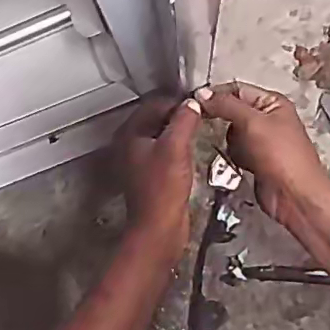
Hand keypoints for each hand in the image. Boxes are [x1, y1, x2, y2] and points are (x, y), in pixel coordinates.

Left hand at [114, 96, 202, 249]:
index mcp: (130, 134)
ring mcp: (138, 162)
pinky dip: (177, 148)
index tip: (196, 104)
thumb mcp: (176, 147)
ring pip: (161, 136)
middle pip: (156, 119)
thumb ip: (184, 120)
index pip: (154, 104)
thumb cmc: (162, 190)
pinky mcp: (150, 176)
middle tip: (199, 115)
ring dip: (179, 132)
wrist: (159, 228)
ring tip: (198, 131)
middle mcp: (130, 146)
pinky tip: (190, 151)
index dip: (177, 101)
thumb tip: (192, 104)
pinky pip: (165, 152)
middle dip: (178, 116)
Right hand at [195, 82, 329, 224]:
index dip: (217, 95)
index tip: (196, 102)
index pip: (237, 89)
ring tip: (245, 152)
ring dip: (233, 143)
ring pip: (232, 133)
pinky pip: (237, 151)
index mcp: (273, 103)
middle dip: (226, 123)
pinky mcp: (257, 159)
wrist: (294, 195)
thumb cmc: (282, 156)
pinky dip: (237, 157)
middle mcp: (268, 118)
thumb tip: (203, 94)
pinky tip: (246, 164)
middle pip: (233, 112)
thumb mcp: (252, 122)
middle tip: (220, 130)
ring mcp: (263, 140)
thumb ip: (226, 105)